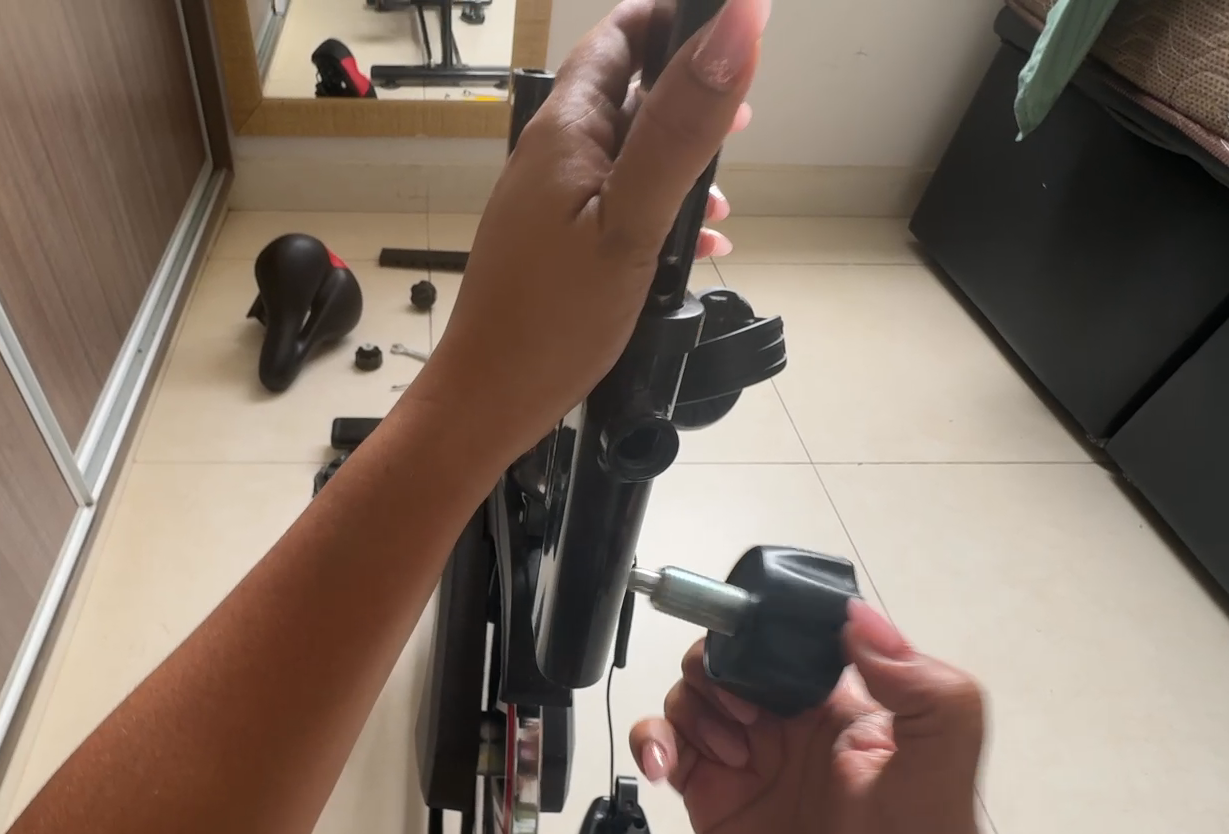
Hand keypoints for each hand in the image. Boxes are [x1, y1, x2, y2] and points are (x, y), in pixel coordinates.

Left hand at [404, 0, 769, 461]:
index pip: (619, 37)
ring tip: (719, 207)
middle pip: (625, 97)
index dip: (676, 25)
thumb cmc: (552, 323)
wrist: (490, 400)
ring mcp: (545, 206)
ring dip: (676, 172)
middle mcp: (548, 159)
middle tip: (738, 134)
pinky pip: (609, 212)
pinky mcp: (548, 249)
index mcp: (563, 132)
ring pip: (622, 161)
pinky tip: (689, 253)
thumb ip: (681, 125)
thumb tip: (738, 19)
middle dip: (686, 106)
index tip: (731, 50)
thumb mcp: (630, 223)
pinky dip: (652, 219)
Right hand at [630, 602, 1025, 833]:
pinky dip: (652, 742)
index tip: (752, 657)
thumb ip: (928, 705)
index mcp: (858, 716)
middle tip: (737, 719)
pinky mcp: (712, 802)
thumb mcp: (938, 803)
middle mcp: (800, 732)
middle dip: (719, 670)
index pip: (801, 640)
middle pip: (735, 660)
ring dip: (688, 707)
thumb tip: (864, 619)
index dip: (768, 632)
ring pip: (695, 696)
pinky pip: (668, 746)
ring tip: (719, 759)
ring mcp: (752, 766)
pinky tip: (663, 768)